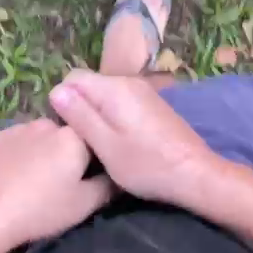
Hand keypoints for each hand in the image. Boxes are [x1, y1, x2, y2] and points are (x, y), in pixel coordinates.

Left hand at [0, 120, 113, 251]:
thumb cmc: (40, 210)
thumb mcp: (82, 206)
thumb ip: (106, 187)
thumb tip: (119, 174)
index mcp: (72, 137)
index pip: (91, 137)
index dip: (91, 156)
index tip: (86, 175)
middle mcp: (46, 124)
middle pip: (63, 136)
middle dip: (64, 153)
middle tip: (58, 182)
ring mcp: (16, 128)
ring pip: (36, 137)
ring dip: (39, 152)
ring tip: (31, 182)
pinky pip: (11, 143)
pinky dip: (14, 156)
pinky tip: (8, 179)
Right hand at [47, 70, 222, 207]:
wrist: (196, 174)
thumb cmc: (147, 164)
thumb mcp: (106, 145)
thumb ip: (80, 116)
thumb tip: (56, 91)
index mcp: (114, 88)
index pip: (73, 78)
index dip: (63, 101)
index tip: (66, 130)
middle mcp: (129, 82)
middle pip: (90, 85)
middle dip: (80, 108)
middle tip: (81, 142)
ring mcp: (144, 92)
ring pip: (105, 95)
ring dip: (97, 115)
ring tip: (99, 145)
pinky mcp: (153, 105)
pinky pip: (121, 102)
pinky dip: (113, 117)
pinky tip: (120, 142)